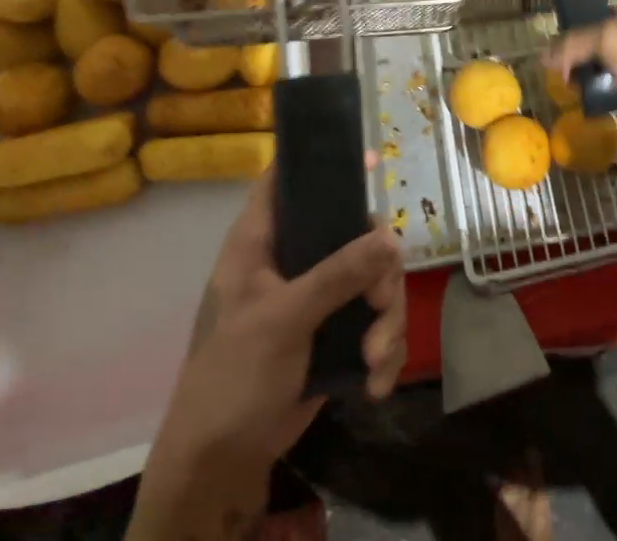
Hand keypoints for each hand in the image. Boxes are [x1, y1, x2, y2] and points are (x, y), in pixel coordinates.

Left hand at [151, 165, 406, 466]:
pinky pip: (376, 325)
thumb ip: (337, 274)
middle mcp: (293, 264)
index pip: (284, 184)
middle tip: (379, 305)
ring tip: (375, 359)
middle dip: (381, 276)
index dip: (320, 163)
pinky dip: (383, 353)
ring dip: (385, 324)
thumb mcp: (282, 320)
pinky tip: (374, 382)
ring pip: (375, 284)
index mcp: (261, 246)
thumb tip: (392, 236)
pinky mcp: (335, 336)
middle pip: (357, 237)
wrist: (224, 460)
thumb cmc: (232, 377)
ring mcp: (317, 301)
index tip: (366, 157)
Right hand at [545, 9, 616, 133]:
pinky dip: (591, 95)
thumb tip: (544, 58)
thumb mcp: (608, 37)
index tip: (555, 43)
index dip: (574, 28)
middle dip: (574, 57)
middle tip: (558, 68)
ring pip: (594, 70)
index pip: (595, 17)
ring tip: (568, 85)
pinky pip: (601, 91)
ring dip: (580, 78)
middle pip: (591, 46)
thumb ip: (574, 43)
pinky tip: (581, 99)